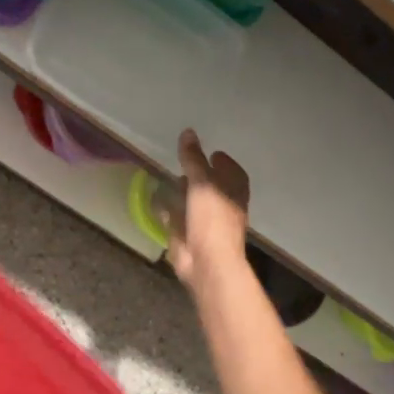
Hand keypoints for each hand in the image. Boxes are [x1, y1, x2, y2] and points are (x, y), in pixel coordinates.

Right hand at [165, 130, 250, 291]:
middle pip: (214, 187)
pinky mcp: (188, 236)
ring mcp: (206, 223)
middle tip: (188, 163)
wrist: (206, 261)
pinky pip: (179, 219)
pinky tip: (158, 201)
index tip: (214, 153)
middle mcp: (223, 206)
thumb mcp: (202, 183)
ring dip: (185, 193)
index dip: (224, 163)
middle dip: (202, 176)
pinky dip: (170, 210)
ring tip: (172, 178)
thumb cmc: (212, 219)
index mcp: (234, 192)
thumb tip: (188, 132)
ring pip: (195, 203)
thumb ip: (194, 159)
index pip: (233, 172)